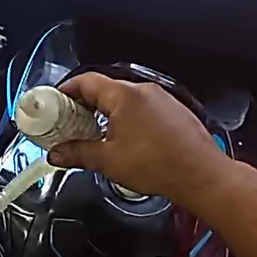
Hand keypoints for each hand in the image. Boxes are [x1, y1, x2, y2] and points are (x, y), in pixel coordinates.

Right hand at [47, 72, 234, 207]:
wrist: (201, 175)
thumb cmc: (159, 165)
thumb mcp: (108, 161)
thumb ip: (78, 153)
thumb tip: (57, 154)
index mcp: (124, 95)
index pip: (86, 81)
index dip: (66, 91)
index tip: (55, 104)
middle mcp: (144, 90)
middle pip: (105, 89)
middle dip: (84, 105)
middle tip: (70, 124)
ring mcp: (162, 99)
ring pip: (125, 99)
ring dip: (106, 113)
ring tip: (95, 135)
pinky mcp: (174, 111)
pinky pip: (143, 108)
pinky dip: (127, 118)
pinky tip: (124, 140)